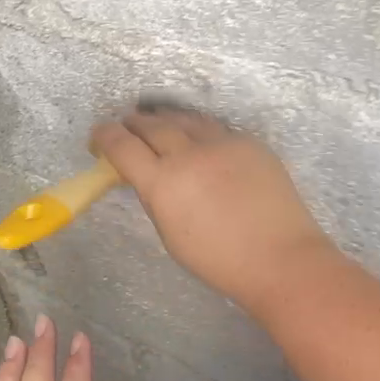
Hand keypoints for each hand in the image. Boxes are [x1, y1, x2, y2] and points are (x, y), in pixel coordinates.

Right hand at [89, 109, 339, 314]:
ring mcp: (222, 143)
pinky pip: (214, 128)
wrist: (282, 258)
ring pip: (184, 119)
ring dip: (165, 120)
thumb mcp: (170, 234)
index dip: (104, 136)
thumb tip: (147, 176)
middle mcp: (188, 154)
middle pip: (151, 125)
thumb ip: (155, 197)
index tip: (98, 137)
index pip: (122, 146)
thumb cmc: (220, 261)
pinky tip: (197, 137)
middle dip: (133, 123)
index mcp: (163, 182)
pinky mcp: (248, 141)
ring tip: (156, 122)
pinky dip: (197, 130)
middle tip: (125, 125)